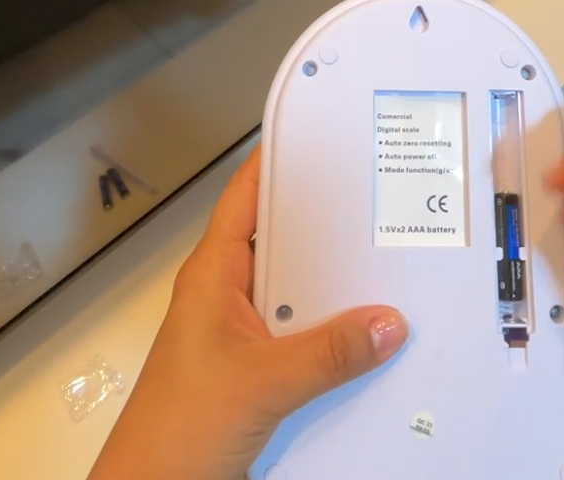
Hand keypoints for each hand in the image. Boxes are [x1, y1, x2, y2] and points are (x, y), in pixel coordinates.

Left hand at [90, 150, 408, 479]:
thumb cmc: (175, 430)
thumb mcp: (260, 383)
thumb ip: (327, 354)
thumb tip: (388, 322)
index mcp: (213, 272)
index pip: (247, 194)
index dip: (279, 159)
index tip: (321, 134)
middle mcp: (228, 290)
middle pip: (281, 236)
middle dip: (324, 219)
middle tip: (374, 194)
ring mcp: (242, 327)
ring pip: (295, 284)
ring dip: (331, 278)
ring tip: (382, 256)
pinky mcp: (256, 362)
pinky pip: (301, 325)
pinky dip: (331, 321)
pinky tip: (365, 325)